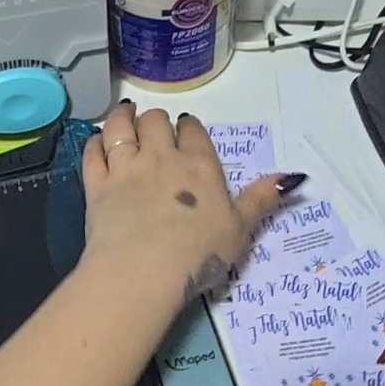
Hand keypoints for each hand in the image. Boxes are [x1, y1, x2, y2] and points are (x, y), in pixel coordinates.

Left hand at [80, 101, 291, 303]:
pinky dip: (95, 143)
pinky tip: (97, 143)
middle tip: (154, 126)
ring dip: (123, 118)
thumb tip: (292, 177)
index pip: (193, 131)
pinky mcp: (96, 186)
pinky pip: (92, 153)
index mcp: (199, 166)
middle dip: (155, 119)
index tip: (185, 128)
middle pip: (155, 121)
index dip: (188, 126)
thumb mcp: (240, 230)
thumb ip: (260, 200)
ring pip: (120, 128)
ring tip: (124, 115)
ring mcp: (125, 169)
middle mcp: (161, 158)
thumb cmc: (197, 255)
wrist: (143, 270)